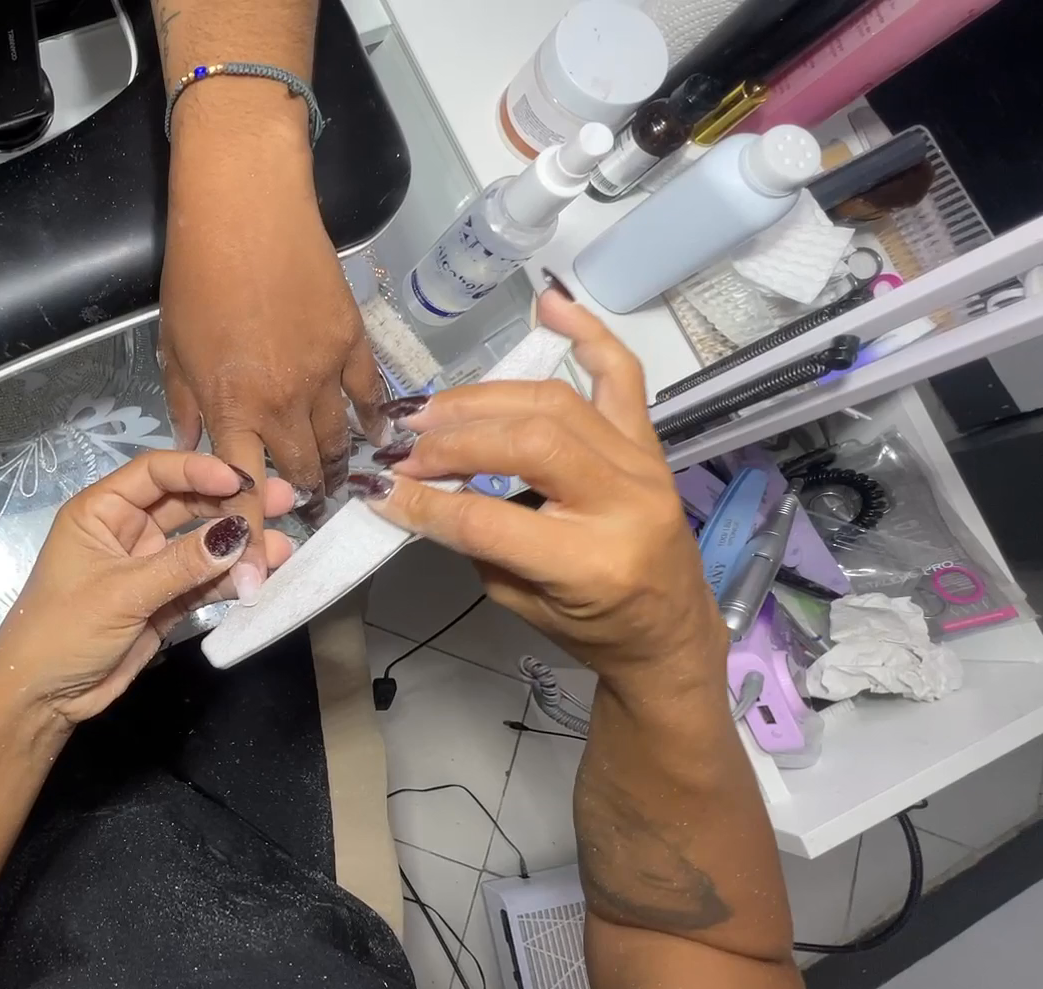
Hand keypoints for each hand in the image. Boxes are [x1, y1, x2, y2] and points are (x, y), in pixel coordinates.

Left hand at [0, 452, 296, 724]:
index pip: (155, 473)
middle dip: (231, 505)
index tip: (240, 478)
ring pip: (201, 543)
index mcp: (101, 511)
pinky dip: (231, 579)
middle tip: (282, 503)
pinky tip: (264, 576)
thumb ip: (181, 564)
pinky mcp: (165, 599)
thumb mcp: (121, 592)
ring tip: (282, 549)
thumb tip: (237, 535)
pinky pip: (204, 580)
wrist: (44, 698)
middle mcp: (127, 528)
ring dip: (239, 545)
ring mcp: (149, 564)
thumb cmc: (64, 631)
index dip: (198, 469)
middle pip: (187, 503)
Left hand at [158, 83, 385, 596]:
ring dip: (332, 467)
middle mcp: (281, 403)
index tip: (255, 581)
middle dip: (295, 498)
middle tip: (294, 508)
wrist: (246, 205)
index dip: (245, 541)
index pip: (239, 491)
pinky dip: (374, 421)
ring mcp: (324, 374)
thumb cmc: (195, 276)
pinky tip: (379, 439)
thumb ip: (190, 409)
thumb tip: (198, 451)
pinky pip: (370, 396)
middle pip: (297, 471)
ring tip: (333, 483)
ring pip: (336, 441)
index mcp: (230, 408)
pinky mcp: (353, 343)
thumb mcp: (173, 352)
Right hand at [348, 290, 725, 694]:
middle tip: (401, 447)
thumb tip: (412, 488)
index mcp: (590, 561)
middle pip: (524, 444)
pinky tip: (549, 304)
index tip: (375, 487)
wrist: (668, 630)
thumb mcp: (514, 598)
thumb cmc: (589, 627)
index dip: (421, 501)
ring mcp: (643, 464)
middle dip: (450, 442)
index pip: (485, 519)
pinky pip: (622, 376)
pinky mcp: (648, 443)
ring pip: (552, 404)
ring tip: (431, 411)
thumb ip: (470, 538)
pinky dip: (587, 334)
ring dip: (481, 401)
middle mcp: (623, 502)